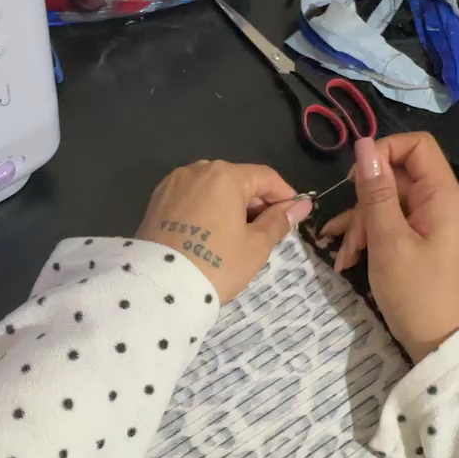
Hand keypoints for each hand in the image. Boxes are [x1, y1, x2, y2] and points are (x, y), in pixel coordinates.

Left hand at [136, 160, 312, 302]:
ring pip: (213, 188)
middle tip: (266, 231)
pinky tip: (211, 234)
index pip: (265, 177)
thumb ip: (279, 221)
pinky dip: (207, 210)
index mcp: (225, 175)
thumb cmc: (216, 265)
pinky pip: (192, 198)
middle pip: (237, 180)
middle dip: (256, 202)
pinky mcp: (157, 201)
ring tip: (238, 235)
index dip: (285, 195)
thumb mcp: (256, 246)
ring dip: (231, 205)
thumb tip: (301, 205)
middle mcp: (197, 170)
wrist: (159, 287)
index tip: (294, 216)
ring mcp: (173, 184)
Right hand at [319, 134, 458, 359]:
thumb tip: (363, 146)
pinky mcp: (416, 241)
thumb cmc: (415, 291)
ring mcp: (427, 223)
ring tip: (344, 255)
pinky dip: (366, 238)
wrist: (437, 342)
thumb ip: (375, 192)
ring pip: (385, 203)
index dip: (383, 151)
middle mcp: (438, 202)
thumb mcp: (388, 240)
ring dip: (359, 225)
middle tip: (346, 233)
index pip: (417, 146)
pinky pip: (388, 224)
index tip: (355, 178)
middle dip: (363, 202)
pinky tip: (346, 259)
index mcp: (442, 195)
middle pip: (395, 178)